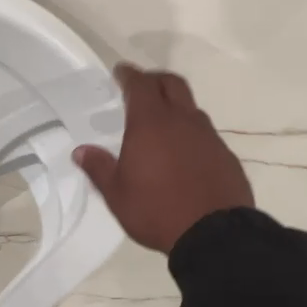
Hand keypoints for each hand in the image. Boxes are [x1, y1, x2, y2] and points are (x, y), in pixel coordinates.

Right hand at [74, 63, 253, 252]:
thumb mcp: (117, 194)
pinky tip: (182, 154)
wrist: (213, 233)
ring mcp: (208, 136)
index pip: (140, 85)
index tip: (121, 72)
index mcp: (151, 124)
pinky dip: (189, 132)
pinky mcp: (224, 154)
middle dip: (155, 80)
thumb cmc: (156, 210)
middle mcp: (182, 121)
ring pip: (190, 108)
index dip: (129, 75)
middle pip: (172, 84)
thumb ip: (99, 168)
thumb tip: (81, 151)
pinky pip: (204, 133)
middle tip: (142, 88)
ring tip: (161, 124)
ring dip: (175, 107)